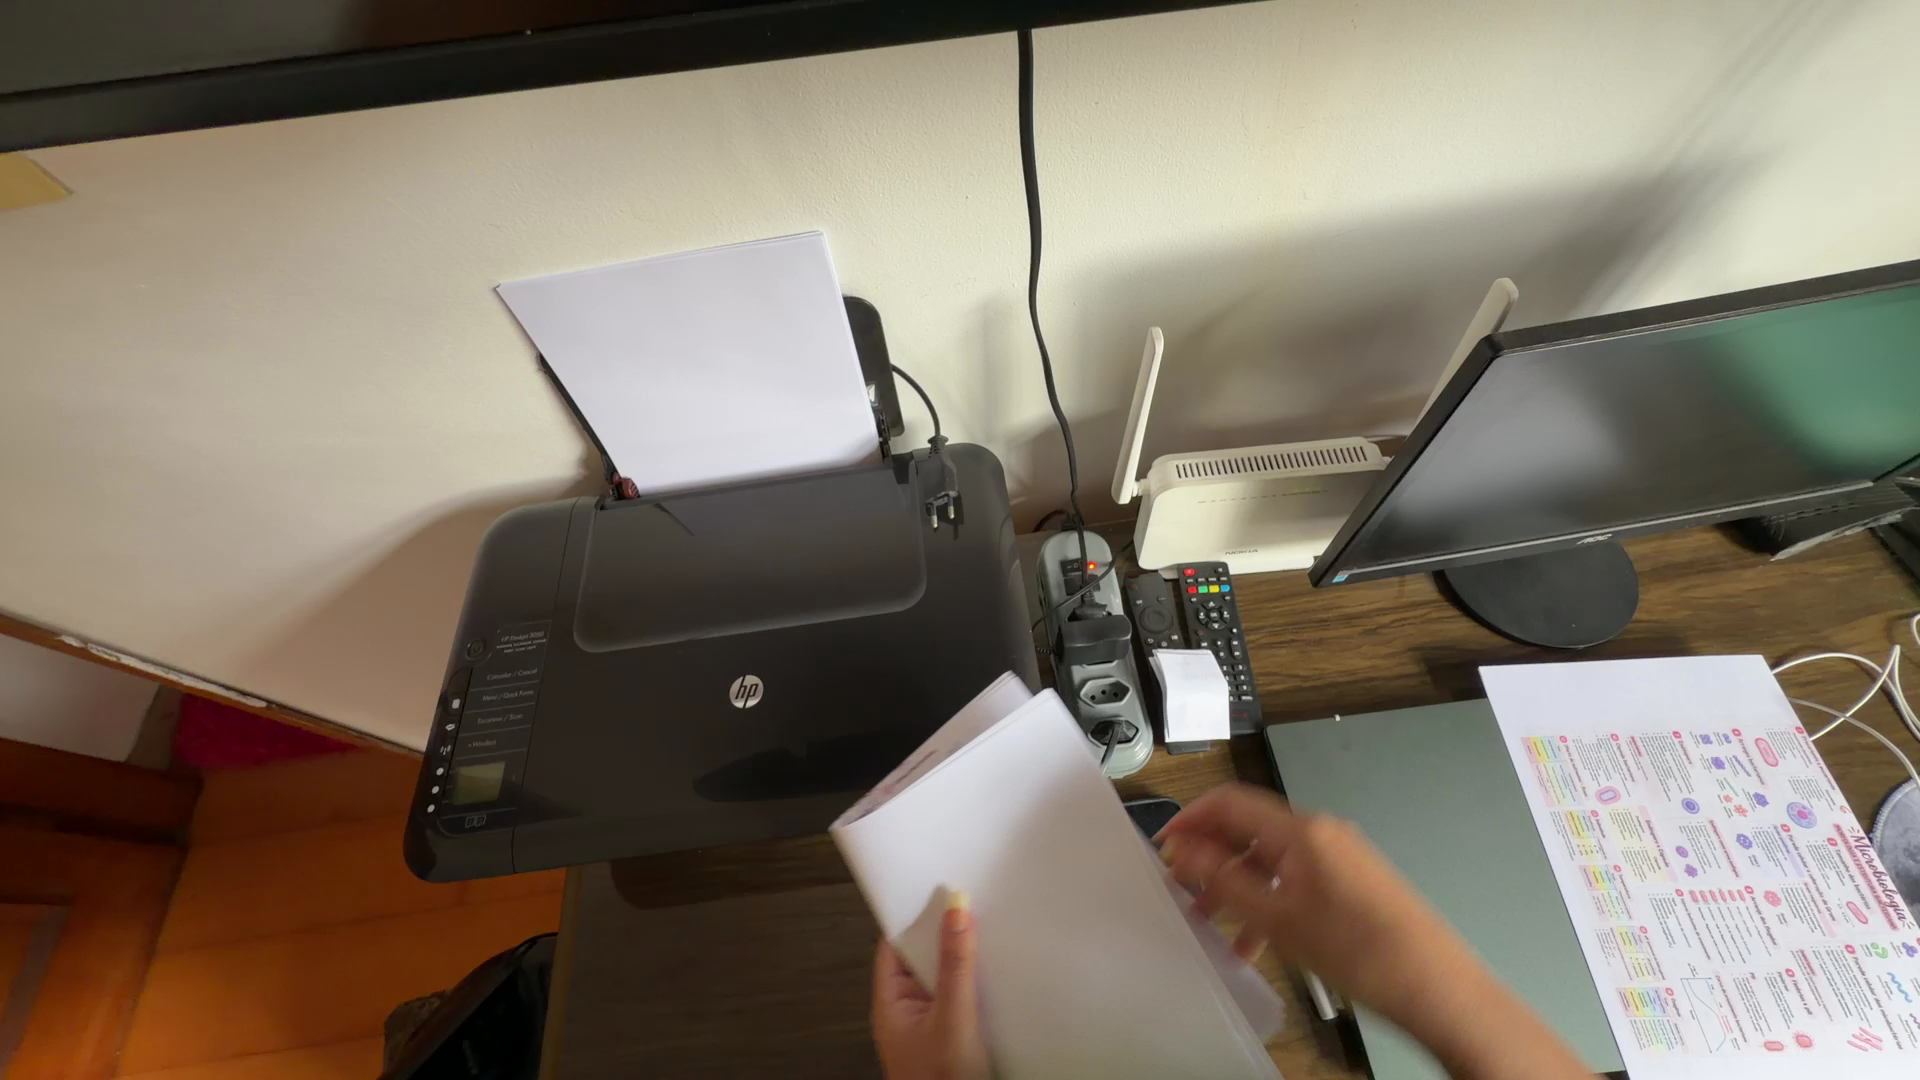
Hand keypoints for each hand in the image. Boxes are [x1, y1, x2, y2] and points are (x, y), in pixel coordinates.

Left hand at [871, 894, 989, 1079]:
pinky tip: (994, 969)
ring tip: (985, 930)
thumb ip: (956, 967)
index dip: (913, 916)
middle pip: (922, 957)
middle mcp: (907, 1011)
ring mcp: (931, 1024)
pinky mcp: (954, 1037)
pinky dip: (974, 981)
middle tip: (968, 903)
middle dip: (944, 933)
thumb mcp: (952, 1021)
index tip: (935, 890)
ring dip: (962, 958)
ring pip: (944, 976)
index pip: (895, 945)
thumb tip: (956, 911)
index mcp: (891, 1004)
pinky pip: (961, 996)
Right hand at [1158, 784, 1587, 1079]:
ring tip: (1211, 920)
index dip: (1190, 817)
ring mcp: (1337, 853)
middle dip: (1210, 855)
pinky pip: (1294, 876)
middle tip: (1182, 885)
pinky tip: (1255, 939)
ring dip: (1236, 883)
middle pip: (1247, 828)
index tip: (1164, 844)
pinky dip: (1268, 897)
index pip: (1229, 801)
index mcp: (1300, 828)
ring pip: (1269, 857)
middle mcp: (1318, 830)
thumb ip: (1222, 878)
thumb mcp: (1277, 918)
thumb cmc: (1358, 950)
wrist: (1441, 991)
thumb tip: (1180, 849)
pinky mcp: (1350, 878)